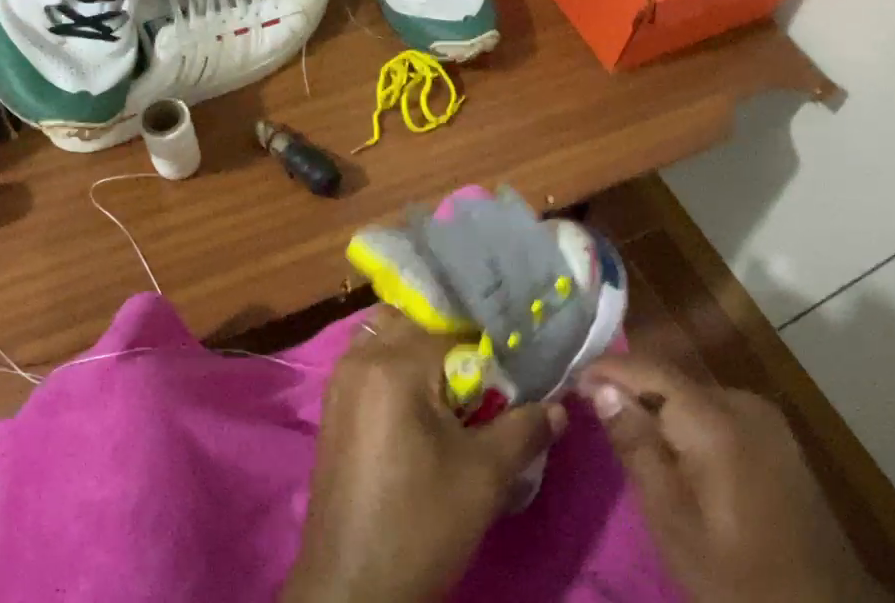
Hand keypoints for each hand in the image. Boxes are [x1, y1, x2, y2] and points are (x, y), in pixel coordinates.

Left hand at [283, 308, 566, 602]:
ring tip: (464, 383)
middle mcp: (360, 359)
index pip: (452, 324)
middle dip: (453, 335)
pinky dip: (403, 371)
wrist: (353, 589)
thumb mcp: (486, 475)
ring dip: (425, 351)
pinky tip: (433, 405)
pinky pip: (374, 366)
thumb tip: (559, 406)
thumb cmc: (421, 524)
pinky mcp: (336, 410)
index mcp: (393, 364)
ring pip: (390, 339)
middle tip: (491, 364)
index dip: (490, 338)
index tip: (519, 352)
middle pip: (414, 319)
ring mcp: (341, 383)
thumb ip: (525, 428)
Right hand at [578, 355, 887, 602]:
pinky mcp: (777, 437)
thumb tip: (602, 389)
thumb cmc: (736, 575)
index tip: (571, 380)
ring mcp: (767, 419)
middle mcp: (744, 403)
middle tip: (588, 406)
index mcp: (716, 421)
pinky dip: (685, 417)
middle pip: (672, 378)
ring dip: (657, 402)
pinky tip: (669, 442)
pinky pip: (717, 410)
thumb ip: (637, 448)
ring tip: (622, 425)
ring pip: (693, 393)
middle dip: (629, 386)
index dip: (607, 368)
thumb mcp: (672, 521)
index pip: (650, 369)